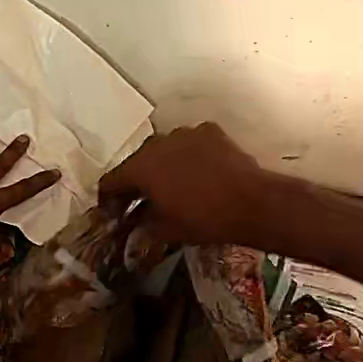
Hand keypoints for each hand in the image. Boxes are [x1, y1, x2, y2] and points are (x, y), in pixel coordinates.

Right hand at [97, 122, 291, 245]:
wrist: (254, 203)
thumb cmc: (202, 219)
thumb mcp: (163, 229)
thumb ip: (140, 224)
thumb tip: (132, 223)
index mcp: (138, 168)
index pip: (110, 182)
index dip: (108, 200)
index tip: (113, 214)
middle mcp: (155, 144)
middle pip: (135, 163)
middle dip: (136, 182)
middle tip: (142, 202)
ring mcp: (183, 134)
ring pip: (162, 150)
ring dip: (162, 166)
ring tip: (173, 185)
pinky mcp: (209, 132)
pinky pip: (189, 143)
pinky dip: (188, 156)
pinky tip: (198, 171)